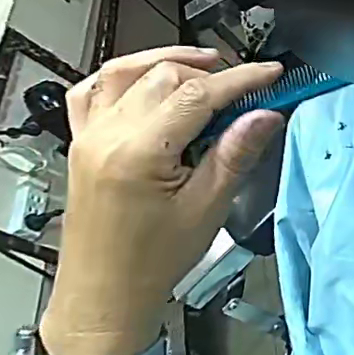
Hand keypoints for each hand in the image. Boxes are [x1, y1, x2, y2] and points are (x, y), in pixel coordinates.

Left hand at [43, 47, 284, 354]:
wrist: (106, 292)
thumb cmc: (154, 258)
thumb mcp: (208, 207)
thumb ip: (235, 153)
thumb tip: (265, 114)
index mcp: (137, 153)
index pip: (197, 94)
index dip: (241, 79)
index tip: (270, 73)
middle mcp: (106, 136)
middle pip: (165, 76)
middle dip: (213, 75)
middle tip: (249, 90)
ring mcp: (88, 136)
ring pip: (126, 71)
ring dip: (169, 61)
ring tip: (207, 65)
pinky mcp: (83, 142)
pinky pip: (94, 91)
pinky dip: (124, 74)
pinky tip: (149, 77)